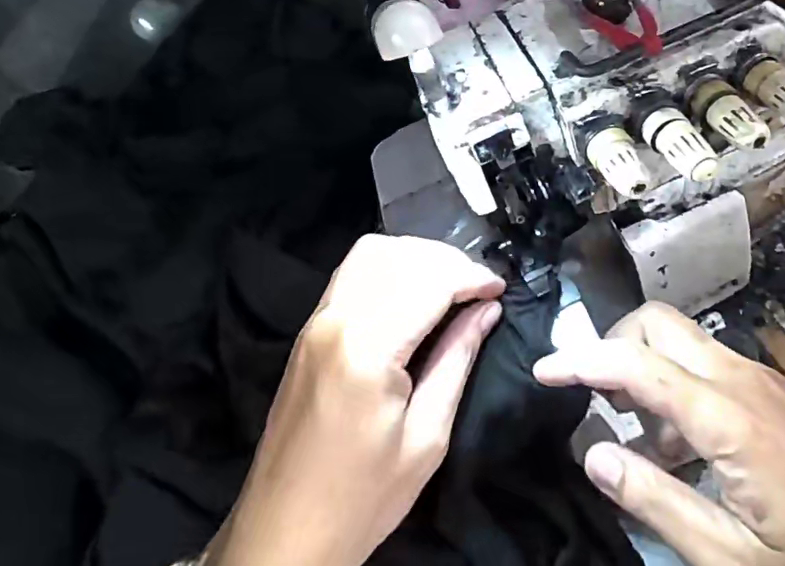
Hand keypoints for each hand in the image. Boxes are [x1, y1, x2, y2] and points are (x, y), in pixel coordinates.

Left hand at [206, 235, 505, 565]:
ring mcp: (317, 319)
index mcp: (366, 348)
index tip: (500, 289)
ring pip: (372, 252)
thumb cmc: (363, 496)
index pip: (428, 281)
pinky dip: (389, 264)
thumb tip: (487, 309)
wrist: (284, 530)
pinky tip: (412, 287)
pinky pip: (353, 270)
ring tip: (450, 282)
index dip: (471, 276)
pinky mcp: (309, 327)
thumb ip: (457, 359)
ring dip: (417, 255)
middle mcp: (336, 318)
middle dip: (448, 261)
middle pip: (400, 256)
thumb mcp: (427, 437)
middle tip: (480, 287)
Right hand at [534, 303, 784, 565]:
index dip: (580, 361)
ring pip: (683, 341)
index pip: (632, 363)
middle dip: (613, 343)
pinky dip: (677, 385)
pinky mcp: (778, 394)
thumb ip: (656, 502)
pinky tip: (682, 448)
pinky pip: (710, 366)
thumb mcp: (735, 560)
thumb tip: (593, 454)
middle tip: (590, 394)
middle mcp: (739, 377)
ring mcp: (762, 380)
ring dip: (646, 366)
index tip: (542, 371)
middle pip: (658, 323)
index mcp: (724, 416)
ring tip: (632, 431)